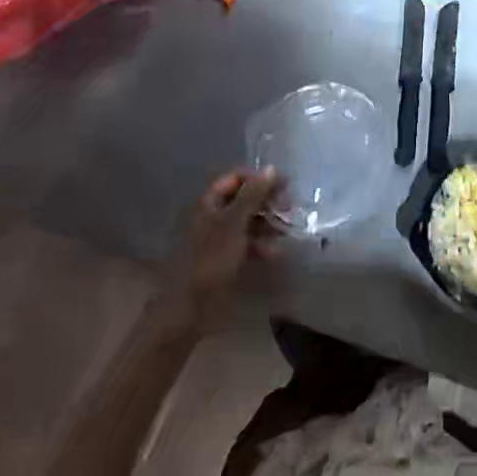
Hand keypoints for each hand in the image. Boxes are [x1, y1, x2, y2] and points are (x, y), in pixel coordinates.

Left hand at [185, 167, 281, 320]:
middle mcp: (215, 215)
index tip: (283, 186)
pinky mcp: (227, 257)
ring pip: (249, 220)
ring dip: (269, 223)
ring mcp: (220, 237)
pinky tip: (274, 252)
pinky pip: (248, 242)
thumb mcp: (234, 224)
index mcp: (210, 203)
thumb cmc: (210, 260)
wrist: (188, 309)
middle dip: (268, 202)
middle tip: (288, 209)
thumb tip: (272, 168)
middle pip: (245, 198)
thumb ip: (253, 195)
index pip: (236, 177)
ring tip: (286, 231)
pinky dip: (262, 244)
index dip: (259, 178)